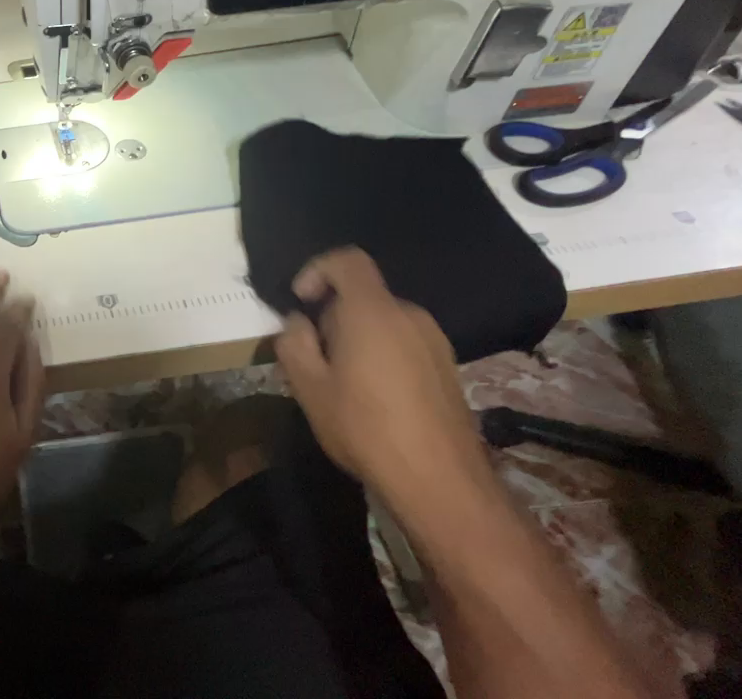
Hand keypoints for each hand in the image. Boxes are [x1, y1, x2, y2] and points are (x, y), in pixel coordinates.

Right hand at [273, 248, 488, 501]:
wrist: (441, 481)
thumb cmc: (365, 428)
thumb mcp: (309, 387)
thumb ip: (294, 343)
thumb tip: (298, 322)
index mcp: (372, 312)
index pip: (347, 261)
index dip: (318, 270)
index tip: (301, 301)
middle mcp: (409, 316)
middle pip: (363, 296)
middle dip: (333, 317)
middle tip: (314, 358)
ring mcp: (434, 341)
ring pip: (384, 322)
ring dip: (357, 339)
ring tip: (342, 383)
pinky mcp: (447, 367)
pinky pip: (404, 343)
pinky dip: (382, 355)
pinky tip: (374, 399)